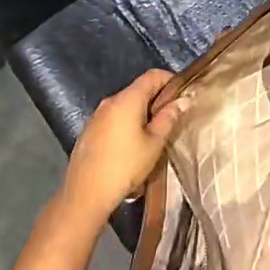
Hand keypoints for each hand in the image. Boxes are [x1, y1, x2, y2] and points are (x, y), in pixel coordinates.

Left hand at [59, 69, 188, 219]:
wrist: (85, 194)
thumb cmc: (125, 166)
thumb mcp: (154, 143)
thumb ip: (168, 118)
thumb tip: (183, 100)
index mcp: (127, 99)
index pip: (152, 75)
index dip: (170, 80)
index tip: (183, 94)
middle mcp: (110, 101)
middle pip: (138, 89)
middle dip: (157, 98)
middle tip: (172, 117)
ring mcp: (96, 116)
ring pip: (125, 105)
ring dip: (142, 112)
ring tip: (154, 133)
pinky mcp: (89, 131)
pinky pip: (113, 118)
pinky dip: (126, 122)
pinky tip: (132, 145)